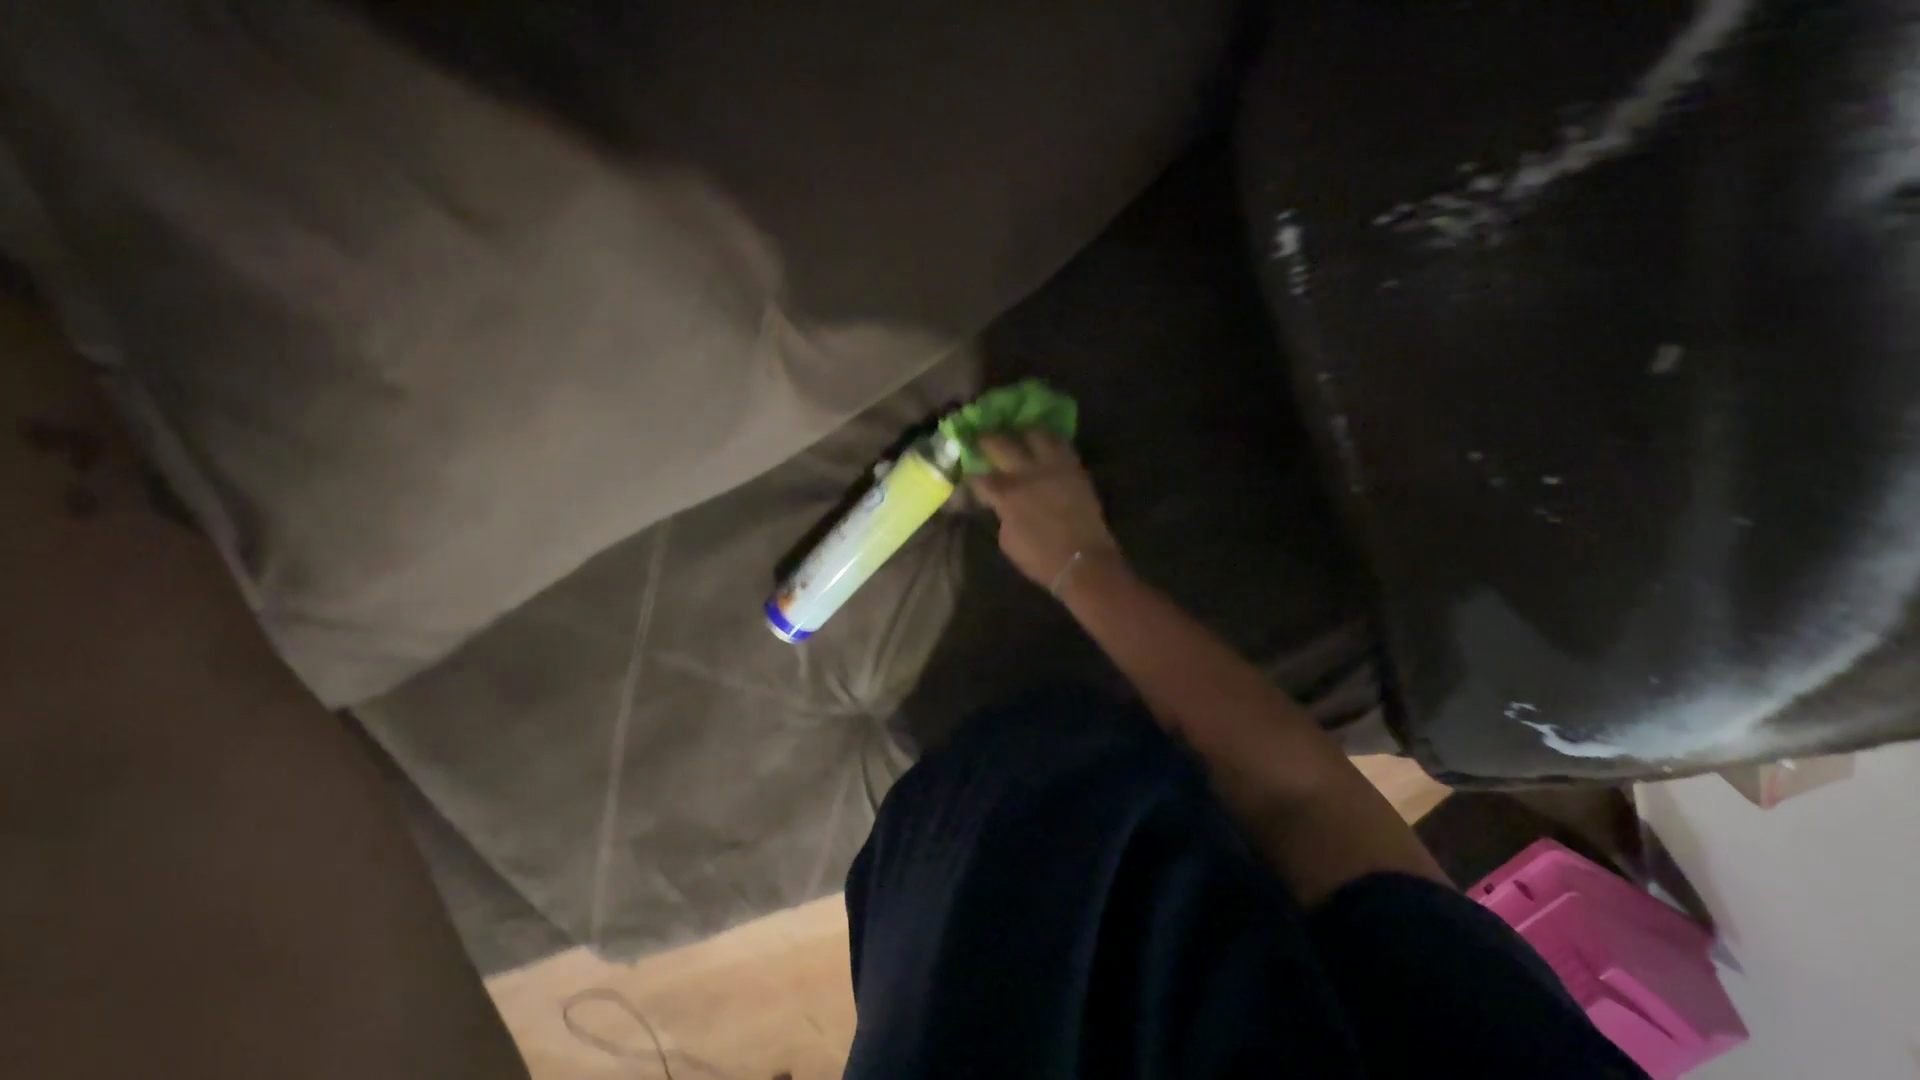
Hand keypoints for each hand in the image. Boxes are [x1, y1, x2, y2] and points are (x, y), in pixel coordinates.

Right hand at [969, 433, 1119, 592]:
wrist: (1083, 561)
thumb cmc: (1040, 559)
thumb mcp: (1008, 541)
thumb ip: (1003, 516)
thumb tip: (1003, 505)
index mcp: (1006, 495)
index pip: (980, 476)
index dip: (972, 473)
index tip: (970, 472)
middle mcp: (1027, 474)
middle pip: (1001, 444)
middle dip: (988, 440)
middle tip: (984, 439)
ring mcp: (1053, 468)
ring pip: (1035, 434)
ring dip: (1023, 434)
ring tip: (1020, 437)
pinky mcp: (1074, 469)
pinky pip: (1062, 445)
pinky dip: (1050, 443)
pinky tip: (1045, 447)